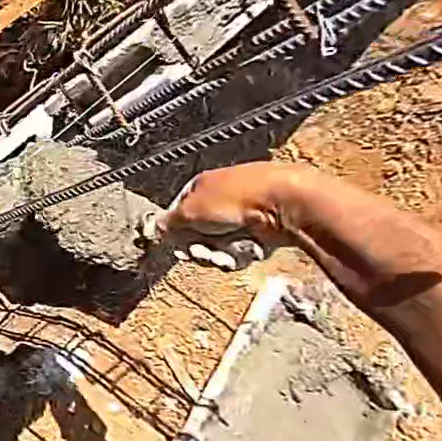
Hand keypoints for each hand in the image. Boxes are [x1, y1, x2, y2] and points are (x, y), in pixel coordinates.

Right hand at [140, 163, 301, 269]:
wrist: (285, 202)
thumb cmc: (236, 198)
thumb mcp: (189, 210)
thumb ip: (168, 222)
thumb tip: (156, 228)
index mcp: (201, 185)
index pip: (177, 212)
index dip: (175, 232)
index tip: (176, 246)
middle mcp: (220, 198)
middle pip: (197, 233)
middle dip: (198, 247)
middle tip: (201, 251)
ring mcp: (241, 214)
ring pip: (218, 245)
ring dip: (218, 254)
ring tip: (227, 252)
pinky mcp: (259, 230)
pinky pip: (239, 250)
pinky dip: (239, 255)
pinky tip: (246, 250)